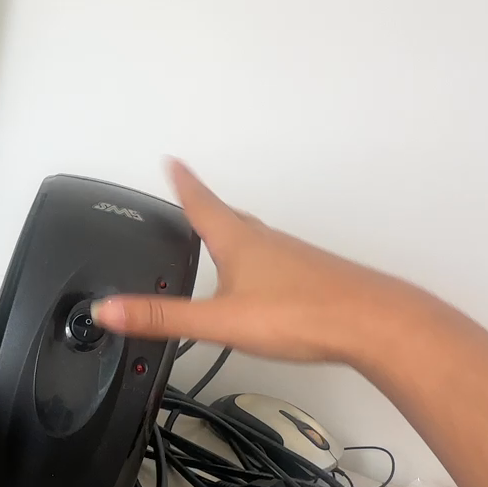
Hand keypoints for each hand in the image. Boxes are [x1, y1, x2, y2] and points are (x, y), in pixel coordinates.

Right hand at [93, 159, 414, 362]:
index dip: (183, 182)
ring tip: (221, 243)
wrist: (378, 326)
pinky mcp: (316, 280)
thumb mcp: (218, 321)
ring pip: (257, 240)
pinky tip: (264, 287)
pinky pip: (279, 264)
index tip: (172, 161)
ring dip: (235, 236)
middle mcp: (268, 243)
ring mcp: (295, 260)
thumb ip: (162, 317)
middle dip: (207, 206)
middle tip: (194, 196)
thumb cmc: (305, 315)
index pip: (201, 203)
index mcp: (239, 243)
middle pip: (230, 218)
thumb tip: (109, 309)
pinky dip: (262, 266)